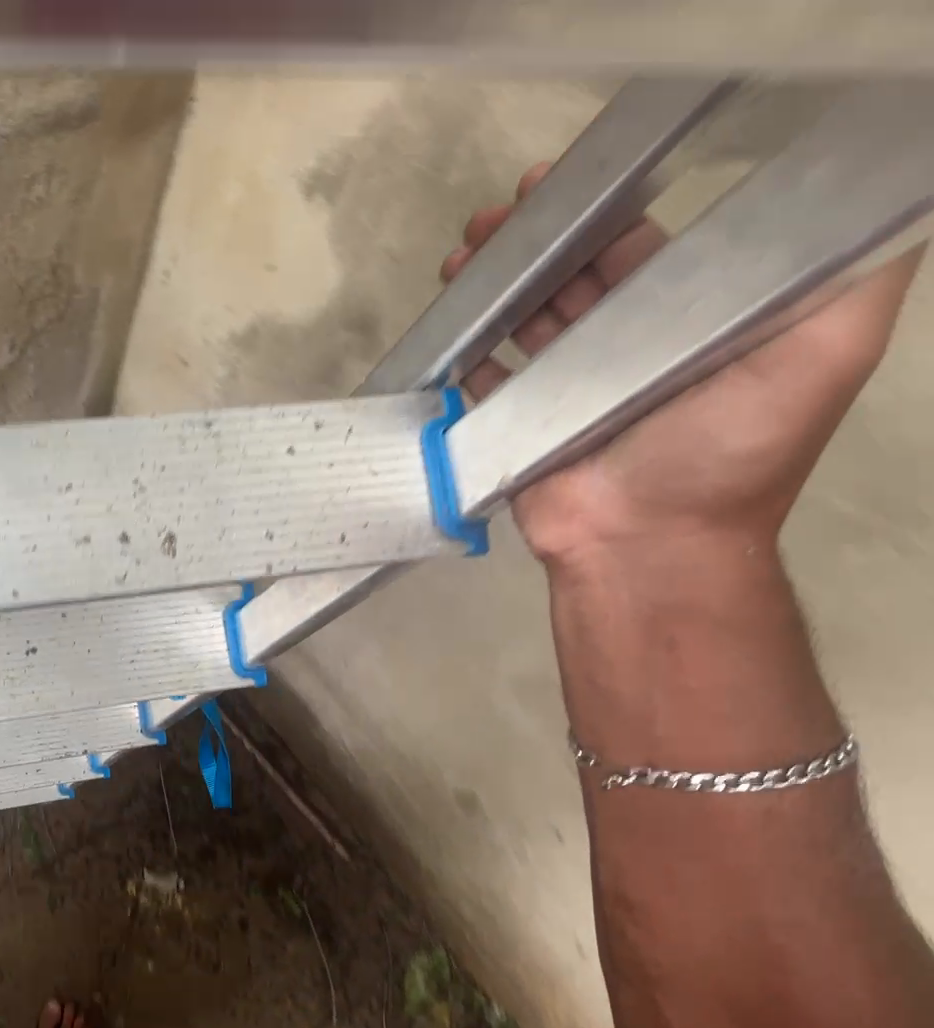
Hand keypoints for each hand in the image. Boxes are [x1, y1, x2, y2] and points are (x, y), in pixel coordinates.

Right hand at [444, 163, 922, 569]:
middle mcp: (621, 344)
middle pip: (566, 275)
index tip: (555, 184)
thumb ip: (852, 275)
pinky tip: (448, 320)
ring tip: (460, 259)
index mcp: (684, 319)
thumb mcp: (824, 354)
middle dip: (528, 243)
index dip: (597, 211)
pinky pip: (482, 371)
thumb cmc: (728, 450)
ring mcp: (559, 384)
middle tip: (490, 220)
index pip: (634, 246)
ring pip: (517, 316)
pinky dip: (464, 345)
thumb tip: (882, 179)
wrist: (644, 544)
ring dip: (488, 284)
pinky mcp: (513, 418)